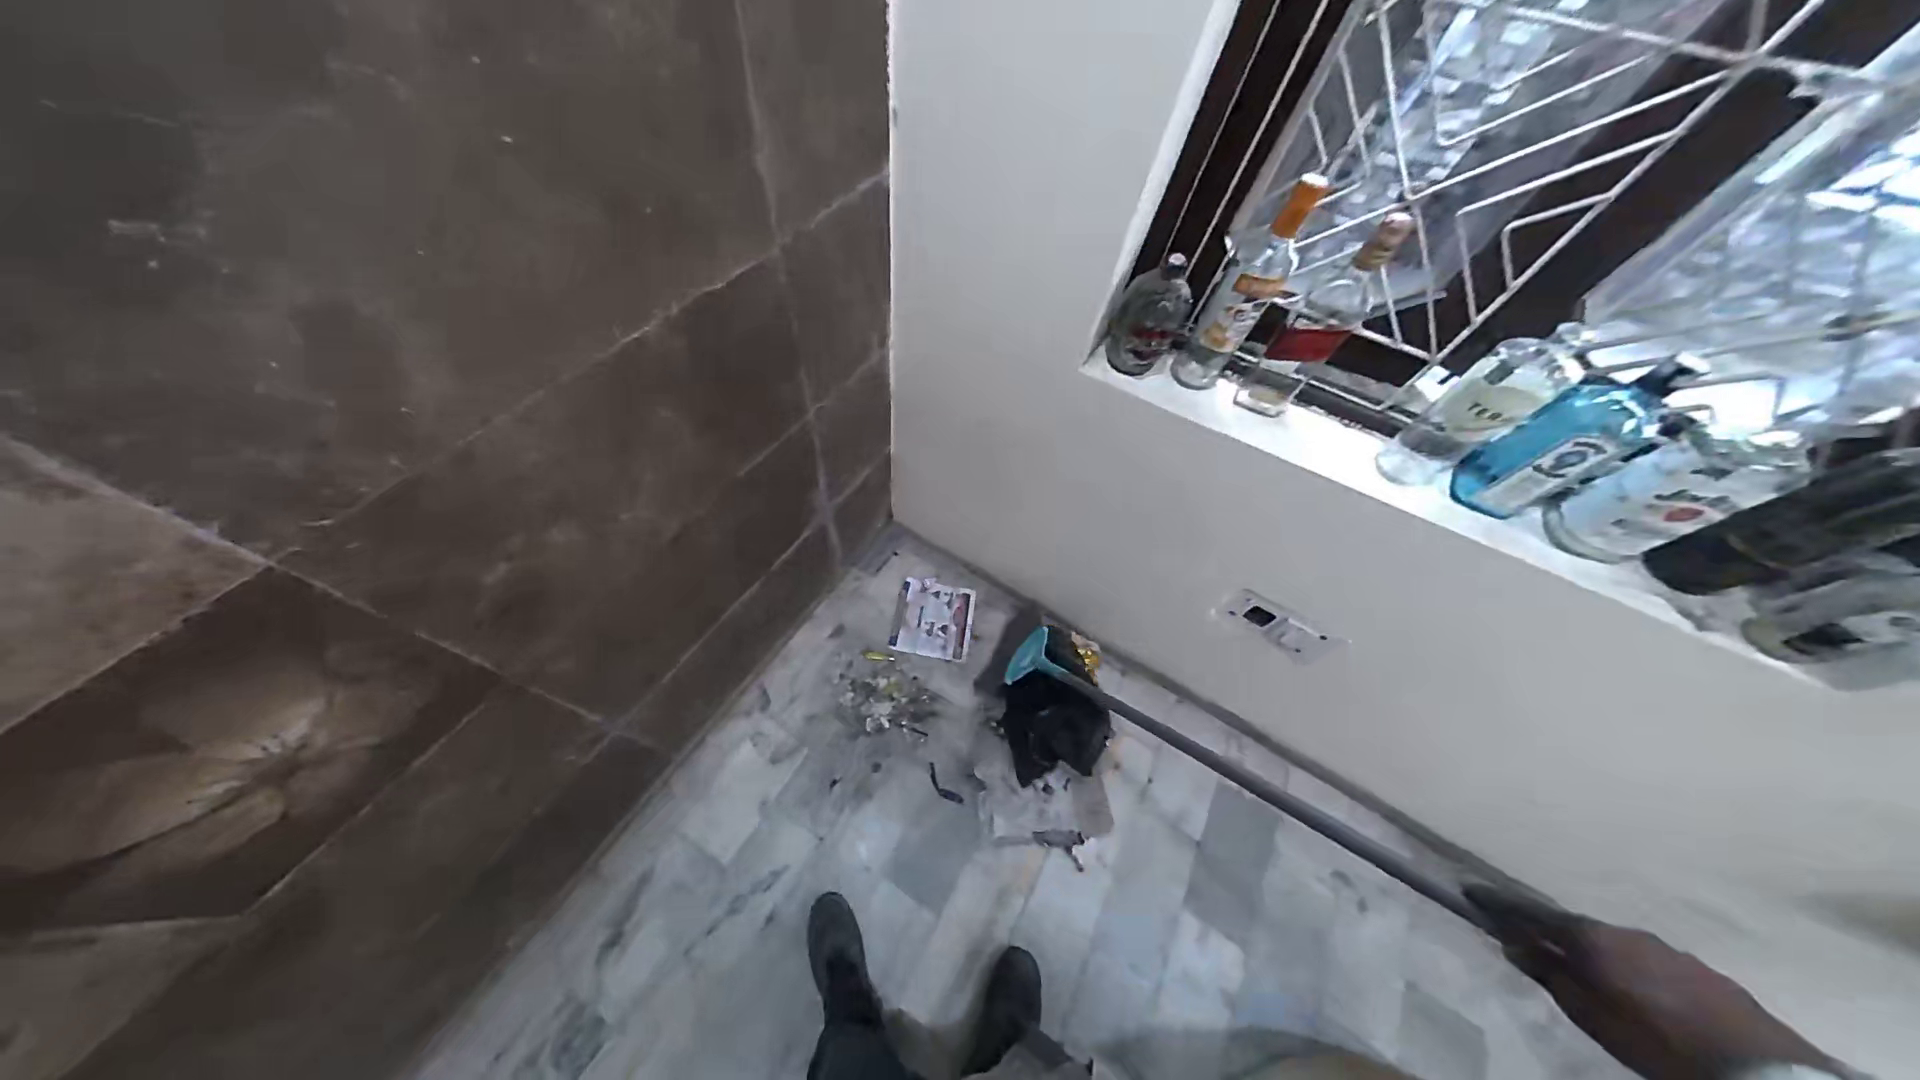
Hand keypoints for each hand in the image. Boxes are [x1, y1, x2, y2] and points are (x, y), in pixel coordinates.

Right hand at [1465, 886, 1841, 1079]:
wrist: (1763, 1071)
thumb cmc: (1656, 1042)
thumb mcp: (1590, 1015)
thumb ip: (1549, 975)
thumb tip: (1513, 943)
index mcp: (1591, 937)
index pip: (1531, 911)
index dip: (1498, 903)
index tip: (1470, 891)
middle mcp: (1624, 931)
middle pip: (1575, 926)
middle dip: (1552, 931)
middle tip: (1530, 940)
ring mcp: (1669, 949)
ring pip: (1617, 943)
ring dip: (1596, 951)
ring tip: (1588, 970)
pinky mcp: (1705, 973)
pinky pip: (1651, 961)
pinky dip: (1632, 967)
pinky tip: (1640, 989)